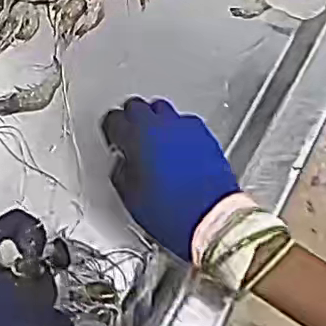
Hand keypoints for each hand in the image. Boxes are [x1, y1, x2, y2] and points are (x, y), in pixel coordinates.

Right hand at [101, 98, 240, 259]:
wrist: (213, 219)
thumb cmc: (174, 212)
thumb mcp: (131, 197)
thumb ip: (120, 170)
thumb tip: (122, 165)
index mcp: (134, 136)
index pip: (113, 119)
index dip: (111, 129)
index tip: (114, 139)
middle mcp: (157, 124)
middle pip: (136, 106)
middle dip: (131, 118)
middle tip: (131, 137)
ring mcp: (182, 126)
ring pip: (161, 109)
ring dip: (155, 121)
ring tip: (155, 141)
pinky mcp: (204, 133)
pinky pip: (184, 122)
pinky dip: (178, 130)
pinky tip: (178, 148)